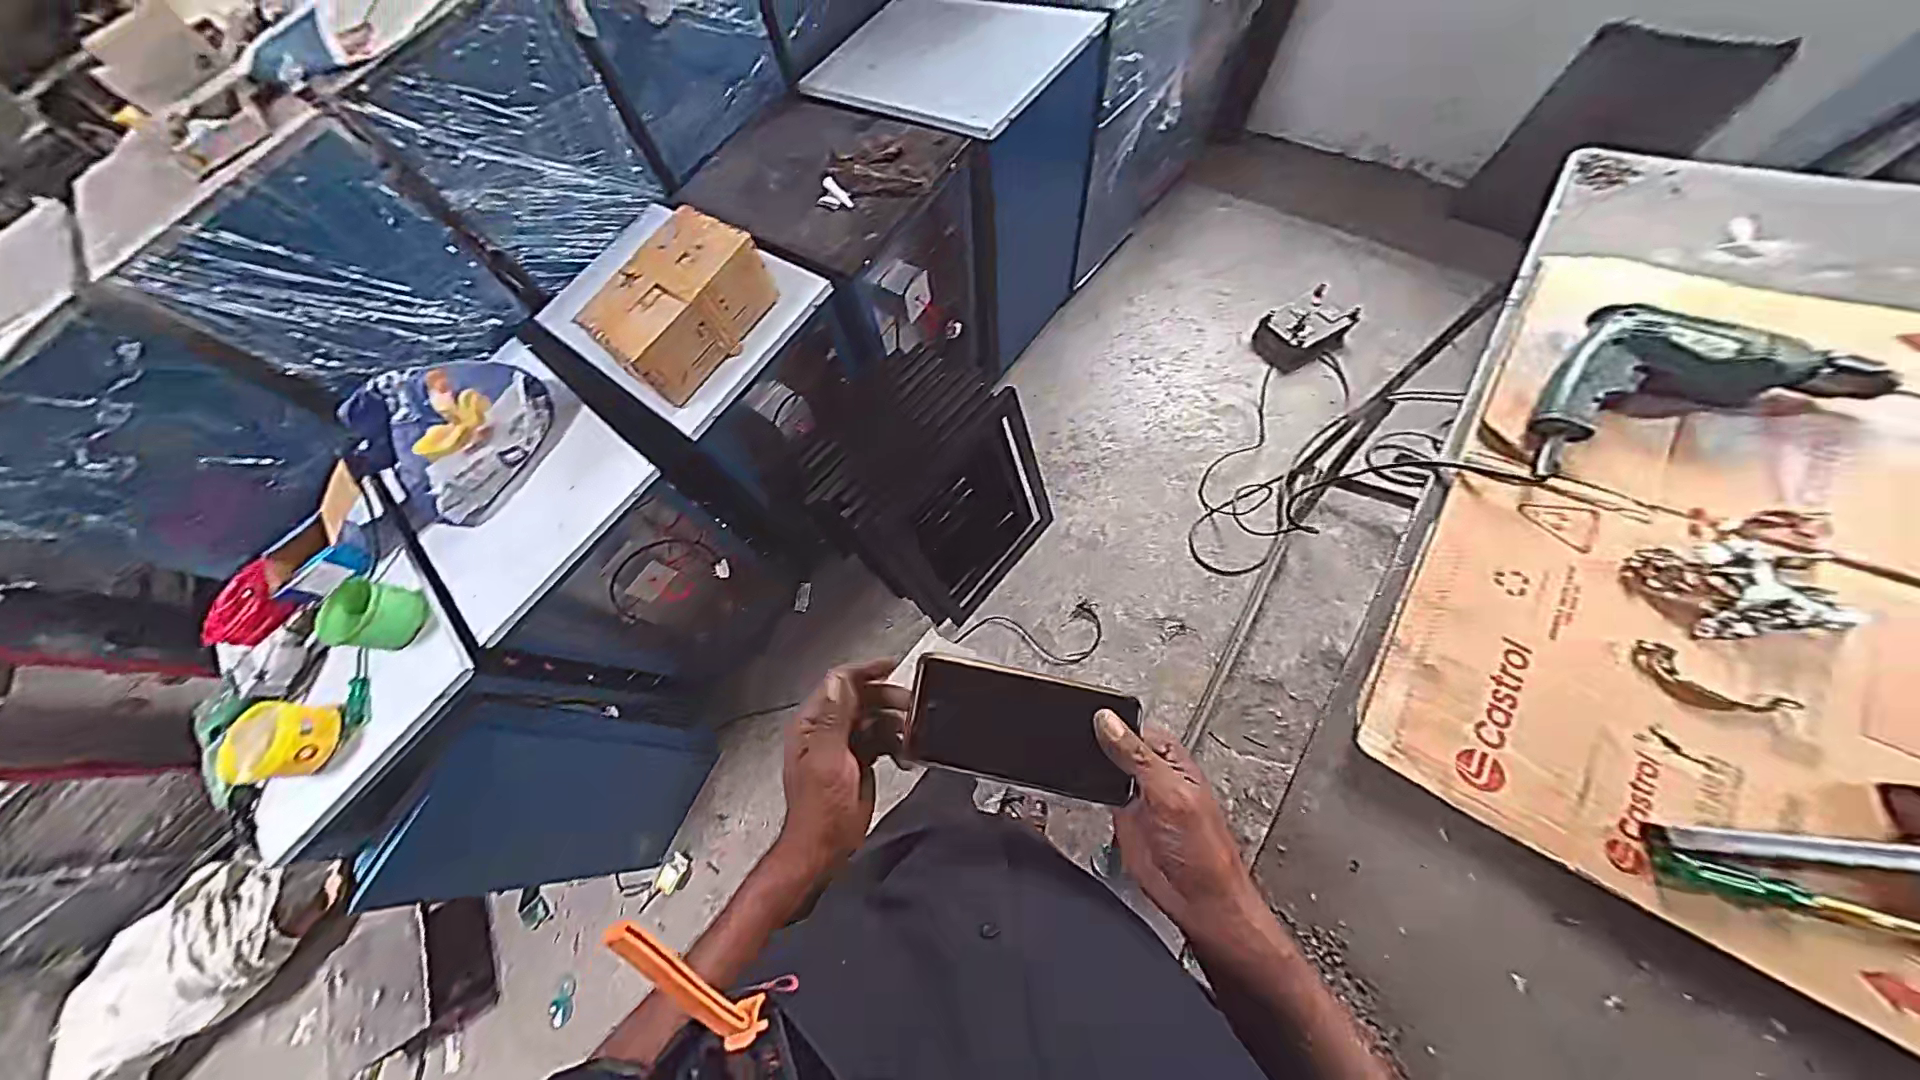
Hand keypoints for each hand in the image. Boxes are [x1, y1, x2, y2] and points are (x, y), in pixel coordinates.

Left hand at [772, 658, 909, 879]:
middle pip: (861, 698)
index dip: (865, 672)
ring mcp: (843, 746)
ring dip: (895, 723)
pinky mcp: (859, 761)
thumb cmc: (818, 810)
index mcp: (812, 724)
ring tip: (910, 733)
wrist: (825, 847)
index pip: (839, 683)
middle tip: (910, 704)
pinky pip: (881, 740)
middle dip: (887, 699)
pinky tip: (903, 754)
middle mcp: (826, 731)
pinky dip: (896, 743)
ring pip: (874, 718)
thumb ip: (834, 718)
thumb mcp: (827, 758)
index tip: (890, 667)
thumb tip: (839, 681)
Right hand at [1094, 710, 1263, 940]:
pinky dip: (1089, 789)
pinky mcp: (1122, 816)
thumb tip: (1107, 722)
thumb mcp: (1170, 793)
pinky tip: (1083, 787)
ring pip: (1104, 767)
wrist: (1200, 904)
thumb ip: (1136, 756)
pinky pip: (1099, 793)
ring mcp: (1136, 795)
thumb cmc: (1207, 853)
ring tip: (1077, 762)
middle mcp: (1154, 773)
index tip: (1088, 718)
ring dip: (1091, 766)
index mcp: (1172, 758)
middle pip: (1116, 744)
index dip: (1111, 721)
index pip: (1133, 726)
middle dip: (1097, 742)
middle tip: (1076, 740)